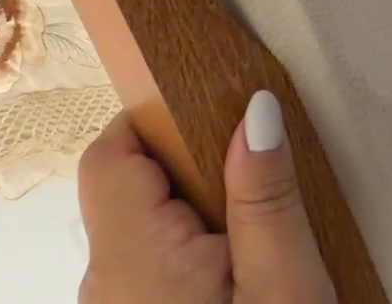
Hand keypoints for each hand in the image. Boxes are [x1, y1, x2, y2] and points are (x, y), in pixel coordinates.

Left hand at [78, 91, 336, 303]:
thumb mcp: (284, 282)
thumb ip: (265, 196)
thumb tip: (257, 108)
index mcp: (132, 260)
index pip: (111, 154)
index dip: (159, 116)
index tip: (225, 106)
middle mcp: (107, 282)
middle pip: (135, 182)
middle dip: (200, 159)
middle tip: (266, 166)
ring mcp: (121, 303)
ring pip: (151, 219)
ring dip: (207, 200)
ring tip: (267, 216)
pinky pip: (159, 253)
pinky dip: (202, 235)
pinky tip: (252, 255)